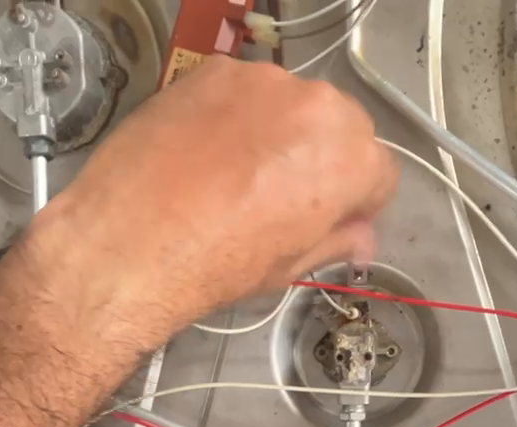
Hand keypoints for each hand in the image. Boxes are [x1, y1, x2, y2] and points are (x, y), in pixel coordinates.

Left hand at [16, 57, 398, 352]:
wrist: (135, 239)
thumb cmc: (218, 262)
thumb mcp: (291, 266)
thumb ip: (338, 241)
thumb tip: (360, 240)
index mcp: (349, 158)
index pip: (381, 172)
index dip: (360, 203)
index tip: (338, 220)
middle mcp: (315, 104)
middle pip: (343, 129)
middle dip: (328, 162)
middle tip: (290, 201)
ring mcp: (262, 80)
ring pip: (294, 107)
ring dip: (283, 135)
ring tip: (243, 179)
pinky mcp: (214, 70)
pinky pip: (247, 93)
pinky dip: (240, 119)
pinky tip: (212, 157)